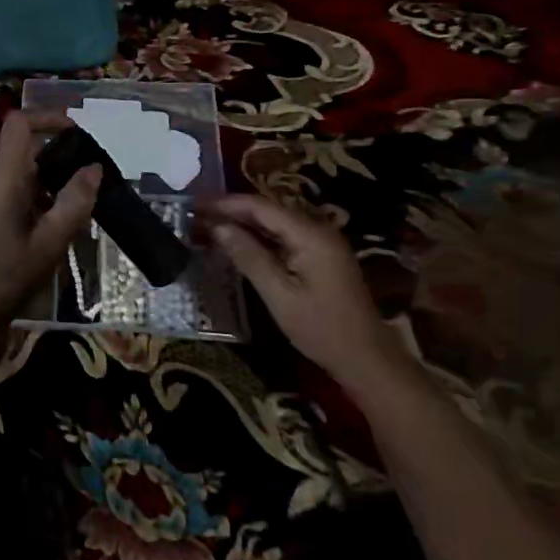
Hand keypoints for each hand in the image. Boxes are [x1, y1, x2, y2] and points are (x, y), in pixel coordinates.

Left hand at [0, 112, 101, 327]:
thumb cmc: (9, 275)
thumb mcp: (51, 241)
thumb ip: (75, 202)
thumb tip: (94, 168)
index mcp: (1, 179)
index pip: (18, 125)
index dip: (48, 117)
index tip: (78, 132)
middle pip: (23, 147)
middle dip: (59, 153)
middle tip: (92, 175)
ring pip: (22, 170)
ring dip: (52, 177)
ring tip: (84, 199)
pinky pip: (15, 189)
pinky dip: (40, 194)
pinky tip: (61, 219)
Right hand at [197, 194, 403, 386]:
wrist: (364, 356)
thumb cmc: (321, 328)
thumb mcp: (278, 294)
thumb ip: (248, 256)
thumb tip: (217, 227)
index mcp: (310, 235)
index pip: (261, 207)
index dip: (226, 203)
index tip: (194, 204)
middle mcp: (317, 231)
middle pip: (267, 210)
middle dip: (230, 210)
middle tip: (195, 214)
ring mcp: (320, 243)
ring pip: (273, 223)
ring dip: (241, 222)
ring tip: (207, 225)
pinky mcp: (318, 256)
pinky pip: (281, 237)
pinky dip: (256, 236)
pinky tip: (234, 242)